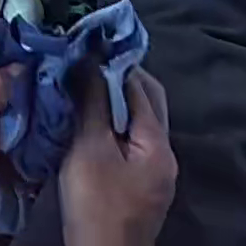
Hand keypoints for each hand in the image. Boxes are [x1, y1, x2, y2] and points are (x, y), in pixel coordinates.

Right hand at [59, 68, 176, 245]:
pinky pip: (130, 135)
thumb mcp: (89, 145)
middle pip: (147, 99)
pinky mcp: (139, 180)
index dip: (112, 62)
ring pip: (138, 117)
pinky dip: (112, 117)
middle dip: (118, 75)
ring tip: (81, 82)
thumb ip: (92, 100)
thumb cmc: (96, 201)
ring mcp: (154, 169)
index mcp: (158, 144)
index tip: (86, 44)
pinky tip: (87, 114)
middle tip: (85, 61)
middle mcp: (164, 153)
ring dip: (113, 96)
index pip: (139, 86)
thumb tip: (89, 58)